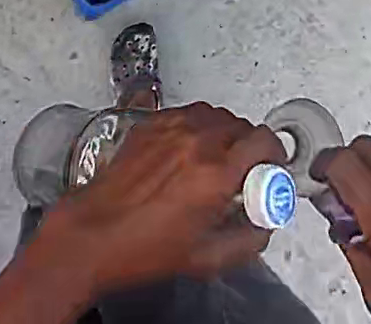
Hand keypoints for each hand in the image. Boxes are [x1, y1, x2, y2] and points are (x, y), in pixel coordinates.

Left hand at [35, 102, 286, 294]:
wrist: (95, 232)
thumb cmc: (144, 248)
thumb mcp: (206, 259)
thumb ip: (247, 240)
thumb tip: (265, 223)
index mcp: (216, 173)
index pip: (264, 141)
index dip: (274, 153)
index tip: (272, 166)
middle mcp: (198, 141)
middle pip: (242, 125)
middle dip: (249, 146)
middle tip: (242, 169)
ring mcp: (173, 126)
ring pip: (216, 114)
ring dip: (224, 132)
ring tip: (214, 157)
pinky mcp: (153, 121)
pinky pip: (188, 112)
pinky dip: (197, 125)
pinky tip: (188, 149)